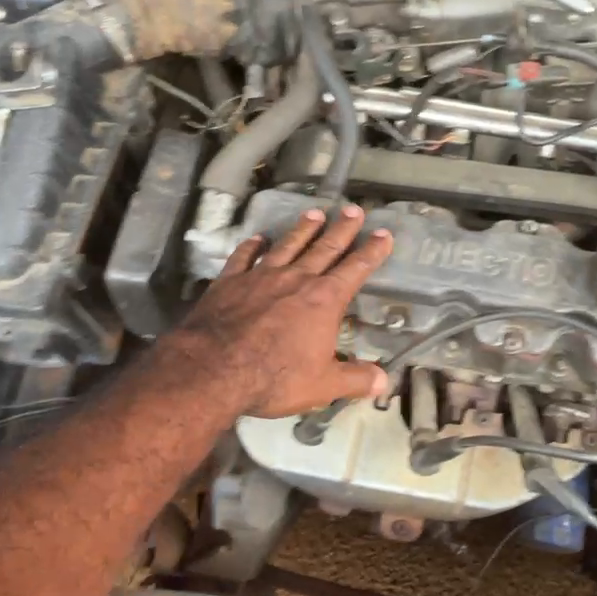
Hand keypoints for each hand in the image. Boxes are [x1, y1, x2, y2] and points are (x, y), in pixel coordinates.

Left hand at [167, 204, 393, 418]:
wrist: (213, 369)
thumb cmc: (275, 378)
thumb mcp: (323, 385)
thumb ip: (355, 380)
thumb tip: (383, 382)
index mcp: (324, 300)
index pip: (355, 269)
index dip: (372, 251)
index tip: (384, 234)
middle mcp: (296, 279)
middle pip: (325, 248)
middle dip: (343, 229)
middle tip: (354, 210)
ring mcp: (261, 276)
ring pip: (288, 245)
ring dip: (303, 229)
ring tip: (315, 213)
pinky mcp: (230, 282)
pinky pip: (244, 257)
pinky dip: (252, 246)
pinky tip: (257, 238)